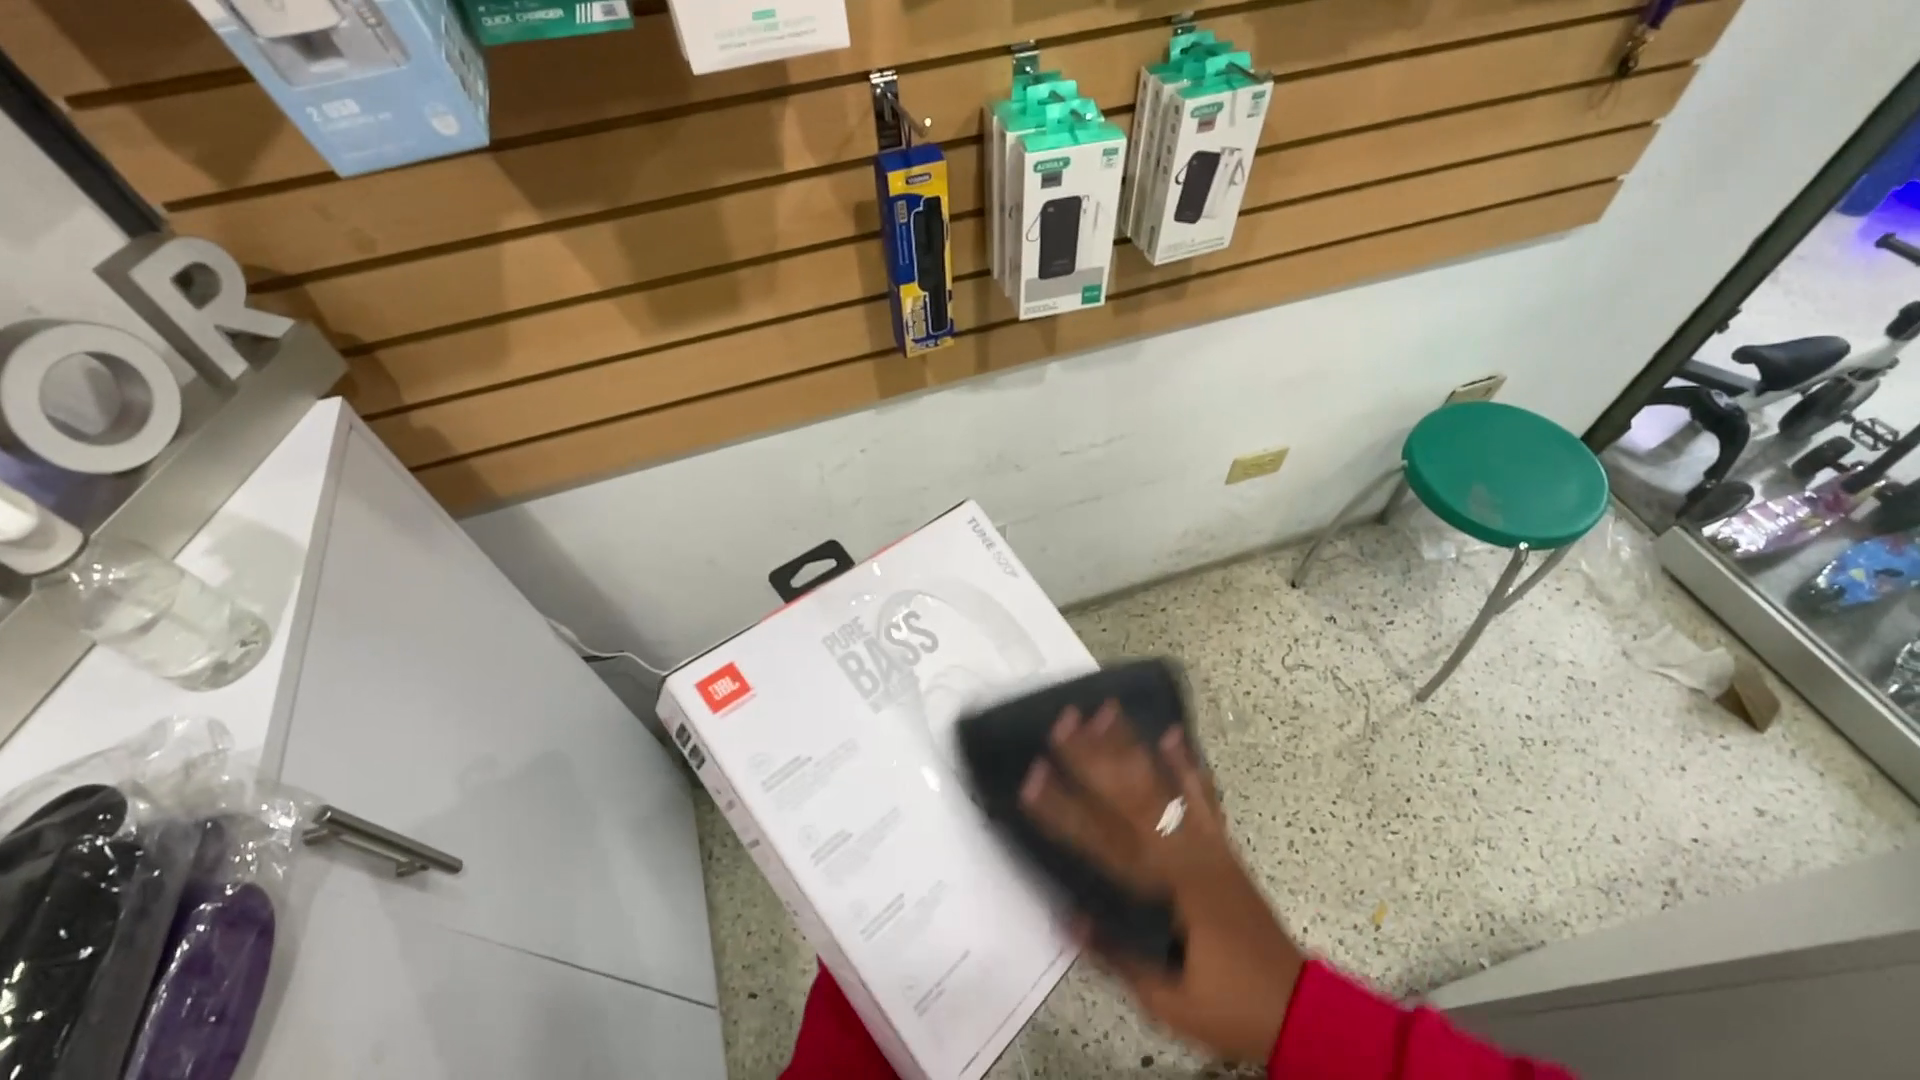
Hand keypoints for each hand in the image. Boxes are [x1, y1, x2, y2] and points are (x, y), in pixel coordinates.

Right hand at [1020, 702, 1304, 1064]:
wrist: (1297, 1006)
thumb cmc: (1229, 1006)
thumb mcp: (1168, 1000)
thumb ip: (1120, 954)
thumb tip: (1070, 916)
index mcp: (1168, 894)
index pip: (1102, 844)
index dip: (1062, 811)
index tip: (1029, 779)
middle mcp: (1187, 858)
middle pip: (1132, 799)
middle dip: (1094, 759)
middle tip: (1063, 722)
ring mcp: (1208, 848)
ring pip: (1164, 788)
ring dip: (1133, 748)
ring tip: (1107, 711)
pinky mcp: (1223, 849)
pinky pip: (1203, 798)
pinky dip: (1188, 765)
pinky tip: (1173, 735)